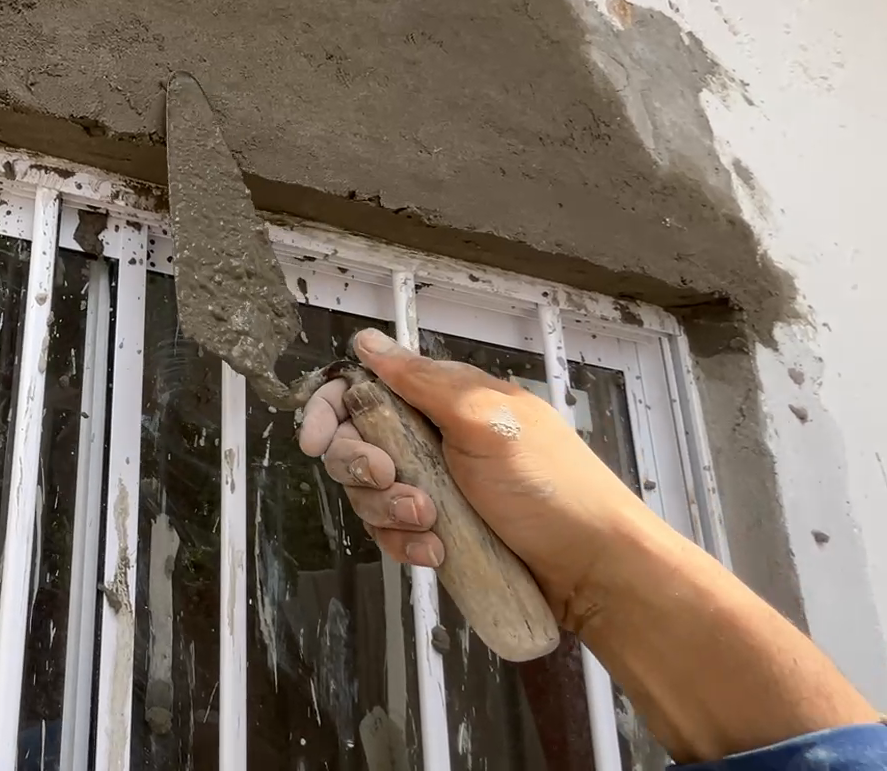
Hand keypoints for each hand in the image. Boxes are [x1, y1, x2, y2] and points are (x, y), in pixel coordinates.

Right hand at [297, 327, 655, 625]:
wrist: (599, 576)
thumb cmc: (550, 488)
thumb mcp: (485, 420)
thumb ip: (421, 379)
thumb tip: (365, 340)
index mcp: (436, 401)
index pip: (356, 390)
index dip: (326, 411)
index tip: (315, 441)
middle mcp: (425, 438)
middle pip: (350, 442)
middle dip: (361, 466)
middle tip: (393, 480)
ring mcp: (428, 485)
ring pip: (365, 490)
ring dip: (387, 509)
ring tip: (430, 523)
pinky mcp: (432, 527)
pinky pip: (387, 530)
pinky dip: (403, 542)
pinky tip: (435, 552)